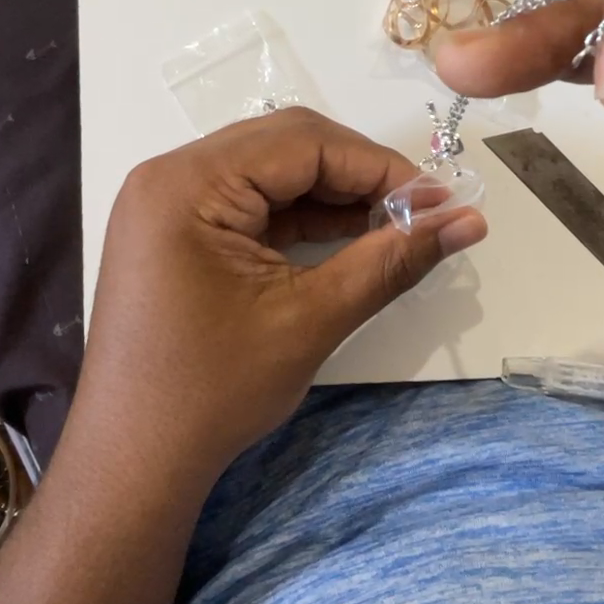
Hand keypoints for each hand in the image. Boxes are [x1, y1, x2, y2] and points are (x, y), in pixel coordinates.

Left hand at [79, 109, 487, 475]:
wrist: (134, 460)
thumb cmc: (213, 392)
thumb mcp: (311, 319)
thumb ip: (392, 261)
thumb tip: (469, 221)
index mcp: (188, 183)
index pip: (303, 142)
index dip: (378, 166)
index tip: (438, 201)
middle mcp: (171, 176)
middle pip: (285, 146)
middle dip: (358, 175)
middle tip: (418, 214)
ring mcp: (169, 203)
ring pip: (271, 172)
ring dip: (333, 193)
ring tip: (392, 227)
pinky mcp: (177, 231)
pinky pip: (250, 202)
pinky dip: (301, 216)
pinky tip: (347, 237)